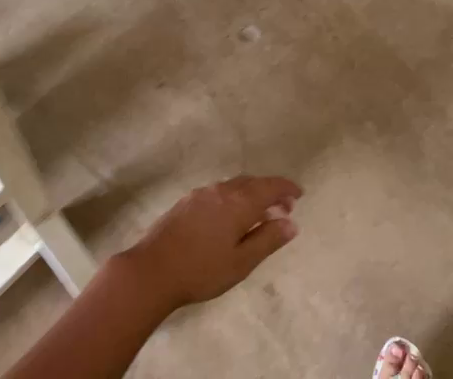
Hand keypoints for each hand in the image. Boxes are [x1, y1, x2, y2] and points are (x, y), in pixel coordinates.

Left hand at [117, 176, 302, 309]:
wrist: (153, 269)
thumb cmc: (202, 270)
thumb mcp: (241, 262)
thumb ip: (267, 239)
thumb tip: (291, 223)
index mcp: (236, 203)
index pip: (268, 187)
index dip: (285, 188)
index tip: (299, 194)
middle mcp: (219, 191)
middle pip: (250, 183)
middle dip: (270, 191)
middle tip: (285, 208)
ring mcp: (200, 194)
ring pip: (233, 186)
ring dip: (251, 194)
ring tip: (261, 214)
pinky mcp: (186, 202)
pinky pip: (218, 192)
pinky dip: (234, 197)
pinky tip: (232, 217)